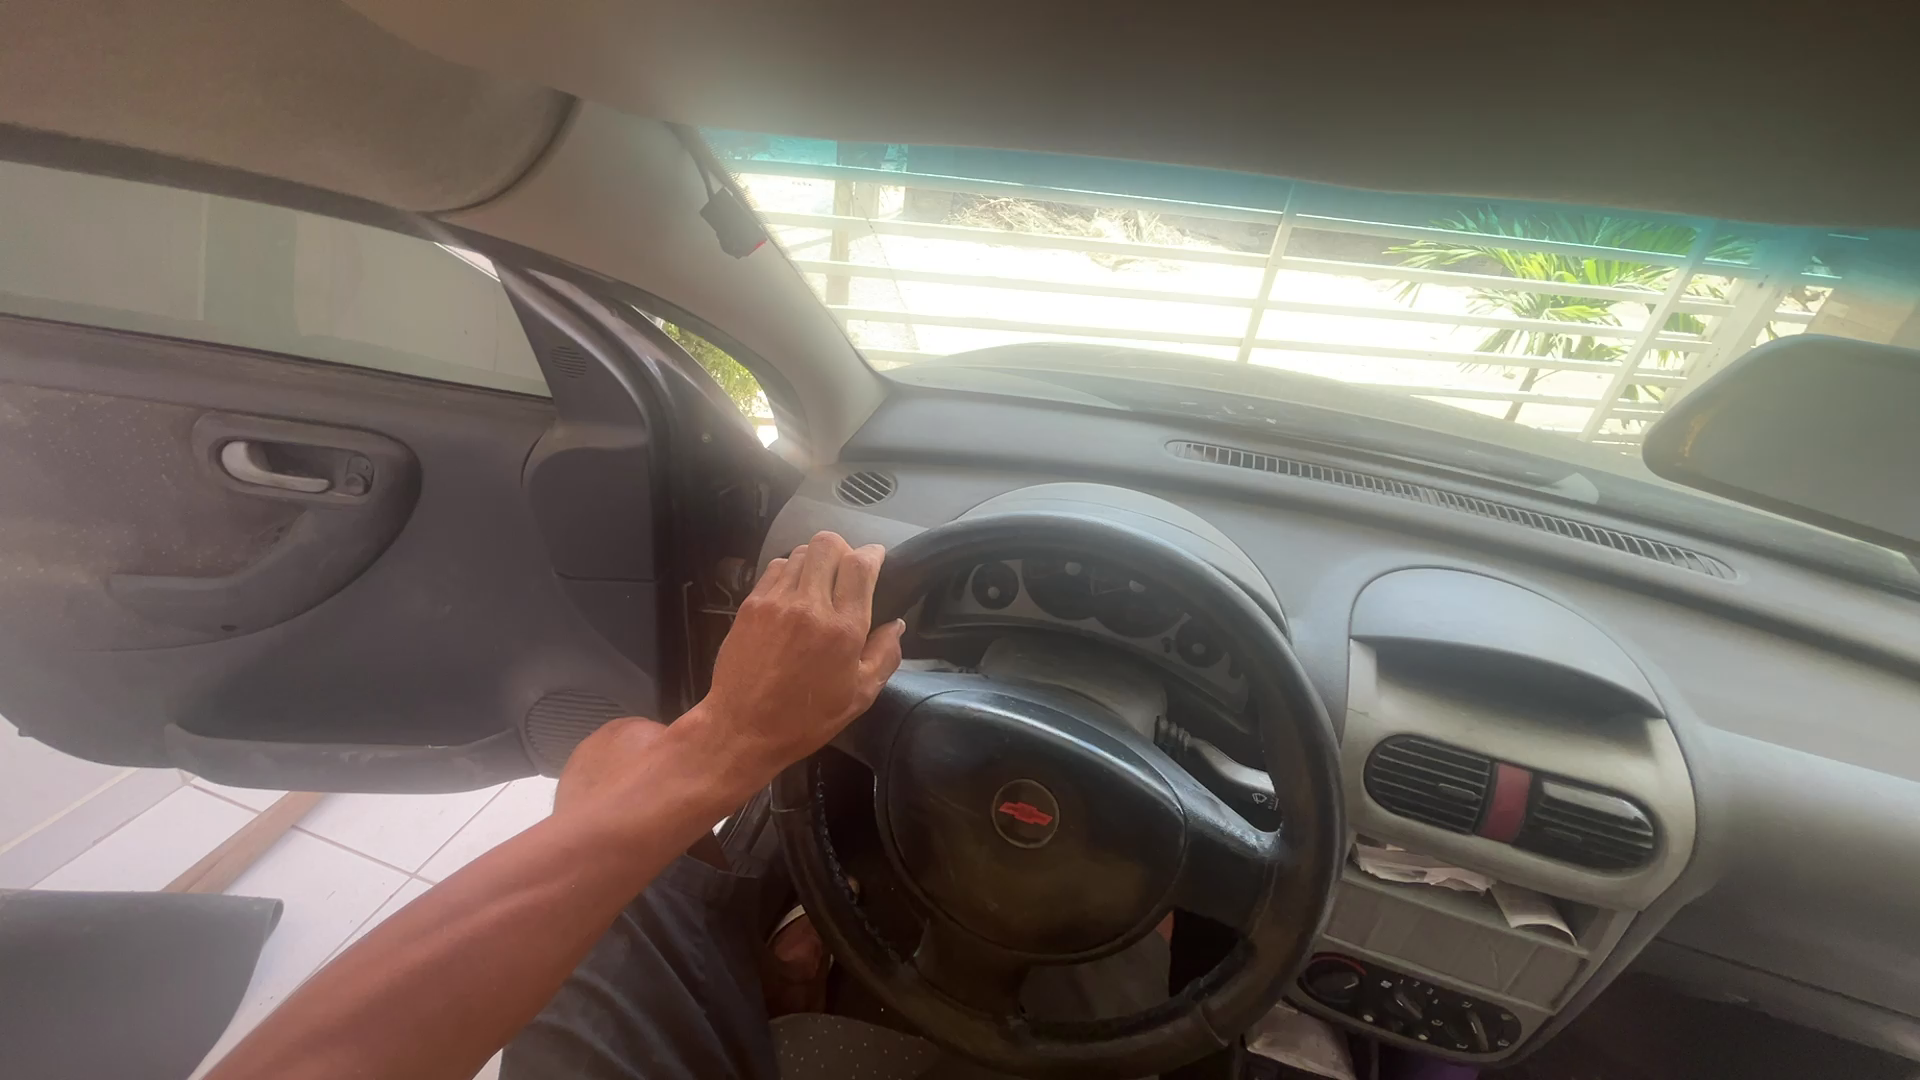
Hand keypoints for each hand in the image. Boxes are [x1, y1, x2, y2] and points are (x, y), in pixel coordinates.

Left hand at [691, 531, 904, 784]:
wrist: (741, 730)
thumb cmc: (807, 719)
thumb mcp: (860, 696)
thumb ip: (885, 655)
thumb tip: (896, 624)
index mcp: (842, 629)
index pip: (860, 565)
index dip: (872, 554)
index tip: (877, 560)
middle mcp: (809, 606)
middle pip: (828, 544)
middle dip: (843, 550)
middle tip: (845, 571)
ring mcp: (776, 602)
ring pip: (801, 552)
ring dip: (816, 561)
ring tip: (818, 584)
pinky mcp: (750, 605)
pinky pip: (776, 568)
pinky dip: (790, 572)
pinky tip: (793, 595)